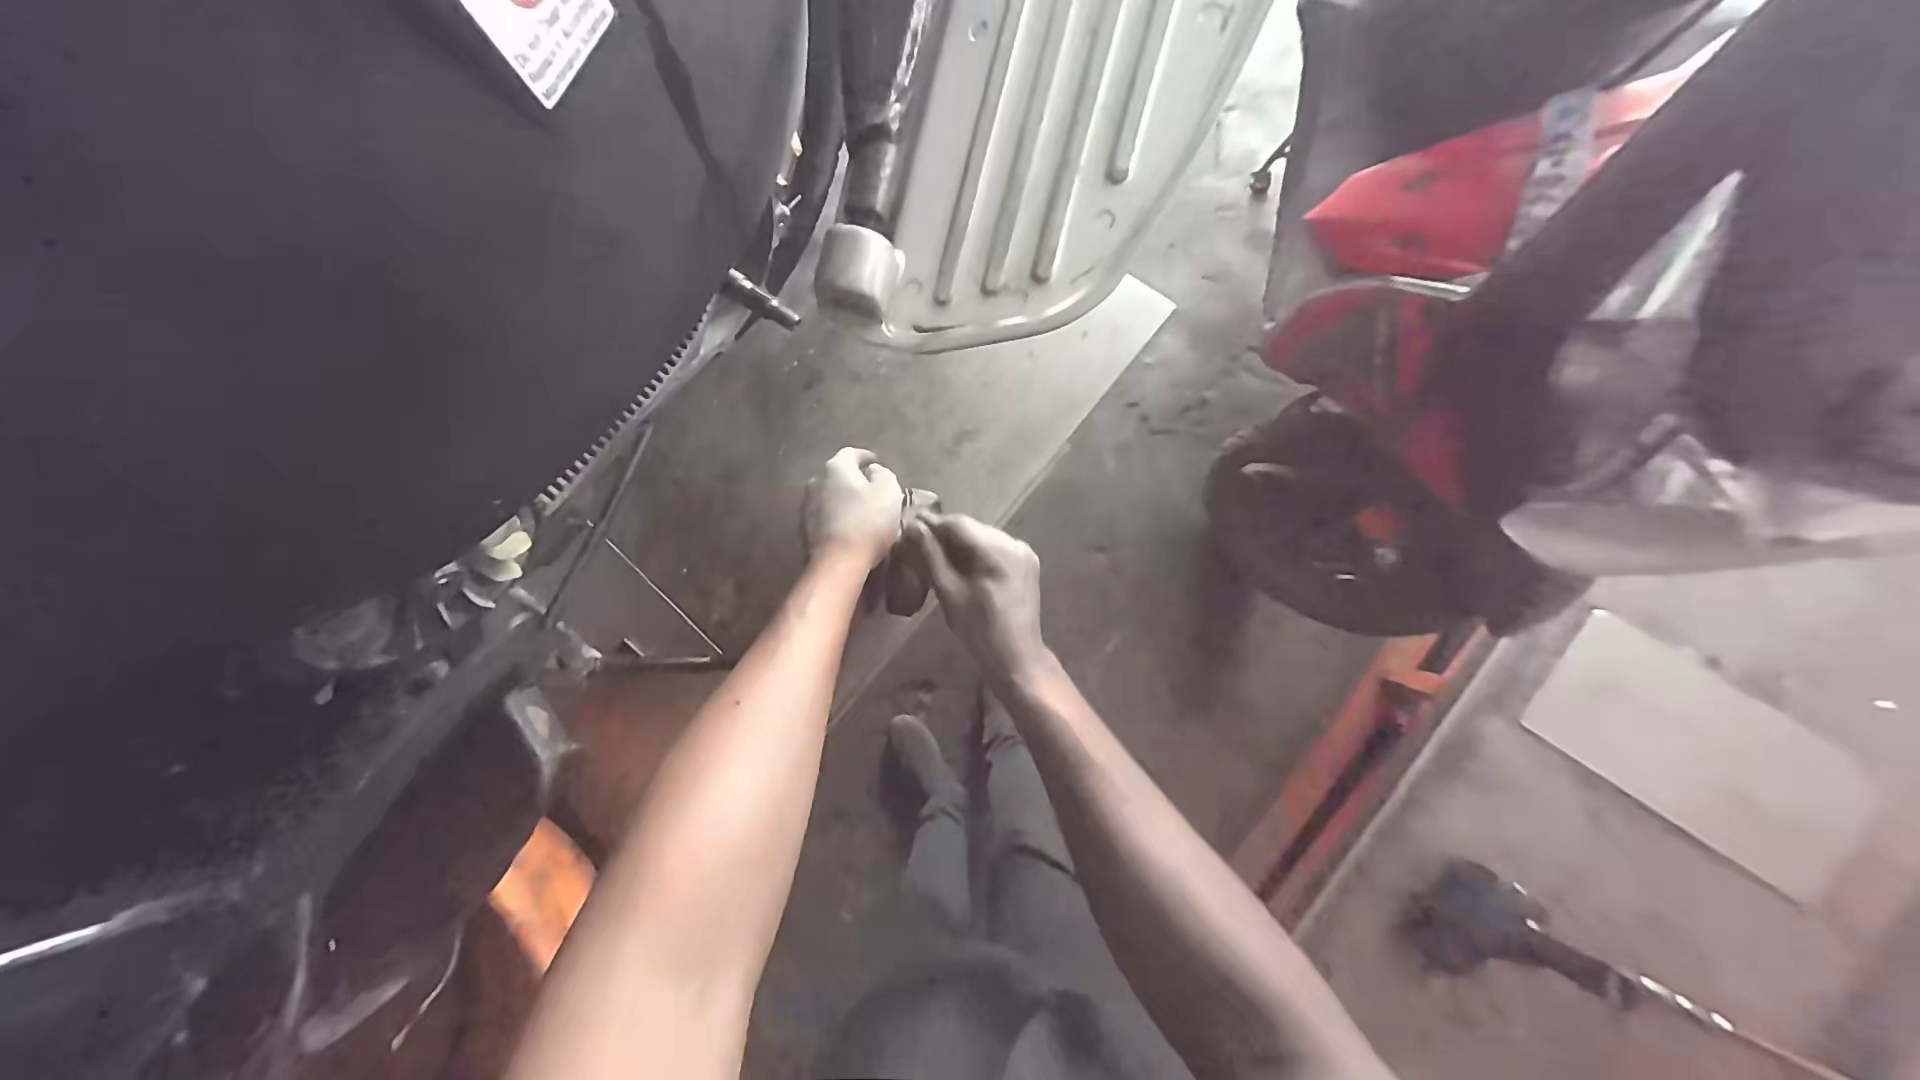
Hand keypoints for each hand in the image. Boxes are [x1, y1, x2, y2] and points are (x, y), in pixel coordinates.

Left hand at [803, 447, 903, 567]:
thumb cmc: (868, 522)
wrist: (838, 562)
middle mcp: (816, 480)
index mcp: (836, 467)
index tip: (876, 462)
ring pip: (829, 494)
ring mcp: (807, 505)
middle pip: (837, 474)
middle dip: (853, 478)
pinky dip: (836, 515)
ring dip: (843, 498)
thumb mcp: (889, 492)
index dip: (865, 456)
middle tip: (870, 487)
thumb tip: (873, 471)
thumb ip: (883, 475)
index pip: (851, 453)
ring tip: (859, 508)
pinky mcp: (805, 528)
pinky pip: (824, 514)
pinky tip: (847, 525)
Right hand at [908, 514, 1048, 679]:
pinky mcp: (1026, 563)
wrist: (1016, 656)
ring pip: (982, 537)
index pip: (958, 523)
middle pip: (971, 529)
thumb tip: (912, 526)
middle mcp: (1014, 543)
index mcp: (998, 549)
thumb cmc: (979, 630)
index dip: (931, 524)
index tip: (908, 529)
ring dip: (959, 544)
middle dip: (944, 535)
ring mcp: (1023, 552)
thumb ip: (930, 556)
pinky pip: (995, 548)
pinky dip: (976, 554)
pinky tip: (961, 567)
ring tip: (935, 557)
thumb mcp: (949, 592)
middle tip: (917, 545)